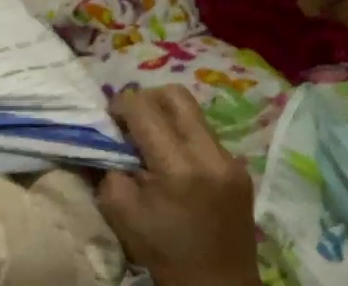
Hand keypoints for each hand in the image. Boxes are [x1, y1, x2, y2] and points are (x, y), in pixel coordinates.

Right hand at [98, 86, 260, 285]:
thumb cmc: (163, 252)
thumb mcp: (119, 208)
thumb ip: (108, 163)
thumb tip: (107, 134)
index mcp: (179, 168)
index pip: (143, 107)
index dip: (119, 106)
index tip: (110, 123)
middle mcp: (211, 157)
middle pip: (175, 95)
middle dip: (145, 100)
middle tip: (131, 123)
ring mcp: (232, 162)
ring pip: (192, 112)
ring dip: (165, 117)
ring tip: (152, 143)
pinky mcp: (240, 170)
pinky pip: (204, 133)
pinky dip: (182, 135)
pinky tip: (173, 161)